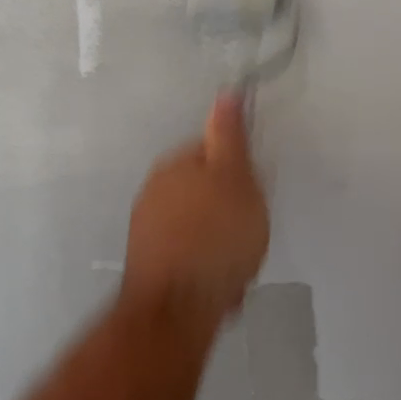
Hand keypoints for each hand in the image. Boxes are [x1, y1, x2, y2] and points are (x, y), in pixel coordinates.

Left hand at [123, 95, 269, 324]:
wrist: (178, 306)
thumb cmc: (216, 236)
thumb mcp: (235, 179)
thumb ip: (229, 137)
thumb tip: (225, 93)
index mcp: (172, 165)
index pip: (210, 153)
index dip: (237, 173)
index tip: (253, 195)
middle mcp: (152, 192)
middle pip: (201, 192)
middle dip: (226, 211)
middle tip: (248, 232)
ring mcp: (146, 230)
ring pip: (195, 229)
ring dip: (217, 244)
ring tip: (237, 266)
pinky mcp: (149, 265)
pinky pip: (187, 258)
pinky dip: (205, 268)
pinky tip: (220, 287)